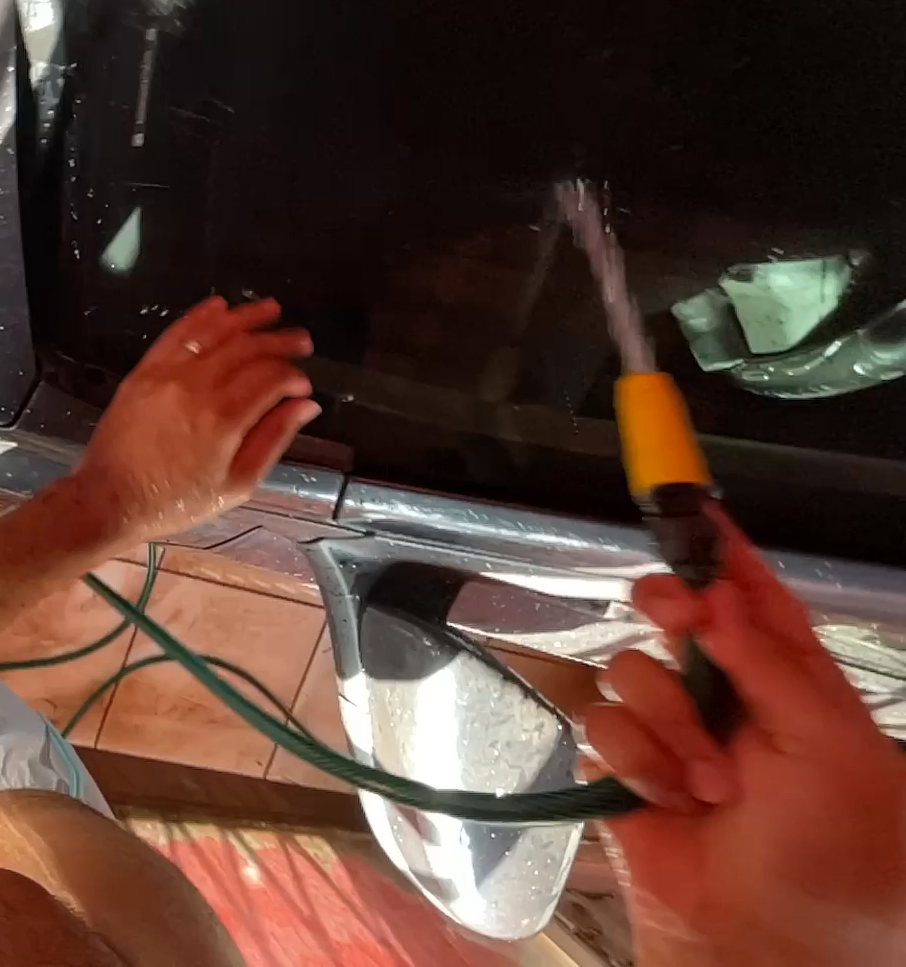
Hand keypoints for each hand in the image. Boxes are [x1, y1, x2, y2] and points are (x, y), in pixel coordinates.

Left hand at [69, 296, 319, 546]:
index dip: (294, 376)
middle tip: (301, 340)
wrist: (109, 499)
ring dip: (244, 318)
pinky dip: (199, 317)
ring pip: (212, 333)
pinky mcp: (142, 373)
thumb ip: (273, 440)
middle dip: (279, 341)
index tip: (303, 385)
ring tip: (270, 310)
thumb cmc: (174, 502)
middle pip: (246, 348)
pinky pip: (175, 335)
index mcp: (223, 418)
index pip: (271, 377)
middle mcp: (195, 387)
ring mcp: (165, 375)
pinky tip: (219, 307)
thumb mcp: (235, 485)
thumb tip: (306, 404)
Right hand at [584, 506, 905, 966]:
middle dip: (669, 615)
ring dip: (667, 728)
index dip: (727, 556)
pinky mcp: (618, 752)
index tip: (695, 509)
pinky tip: (667, 798)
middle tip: (676, 620)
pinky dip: (635, 761)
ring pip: (628, 670)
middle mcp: (724, 694)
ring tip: (707, 785)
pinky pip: (600, 723)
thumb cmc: (832, 852)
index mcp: (793, 687)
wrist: (759, 934)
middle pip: (673, 617)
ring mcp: (666, 722)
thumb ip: (775, 671)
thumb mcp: (834, 758)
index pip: (759, 603)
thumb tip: (716, 599)